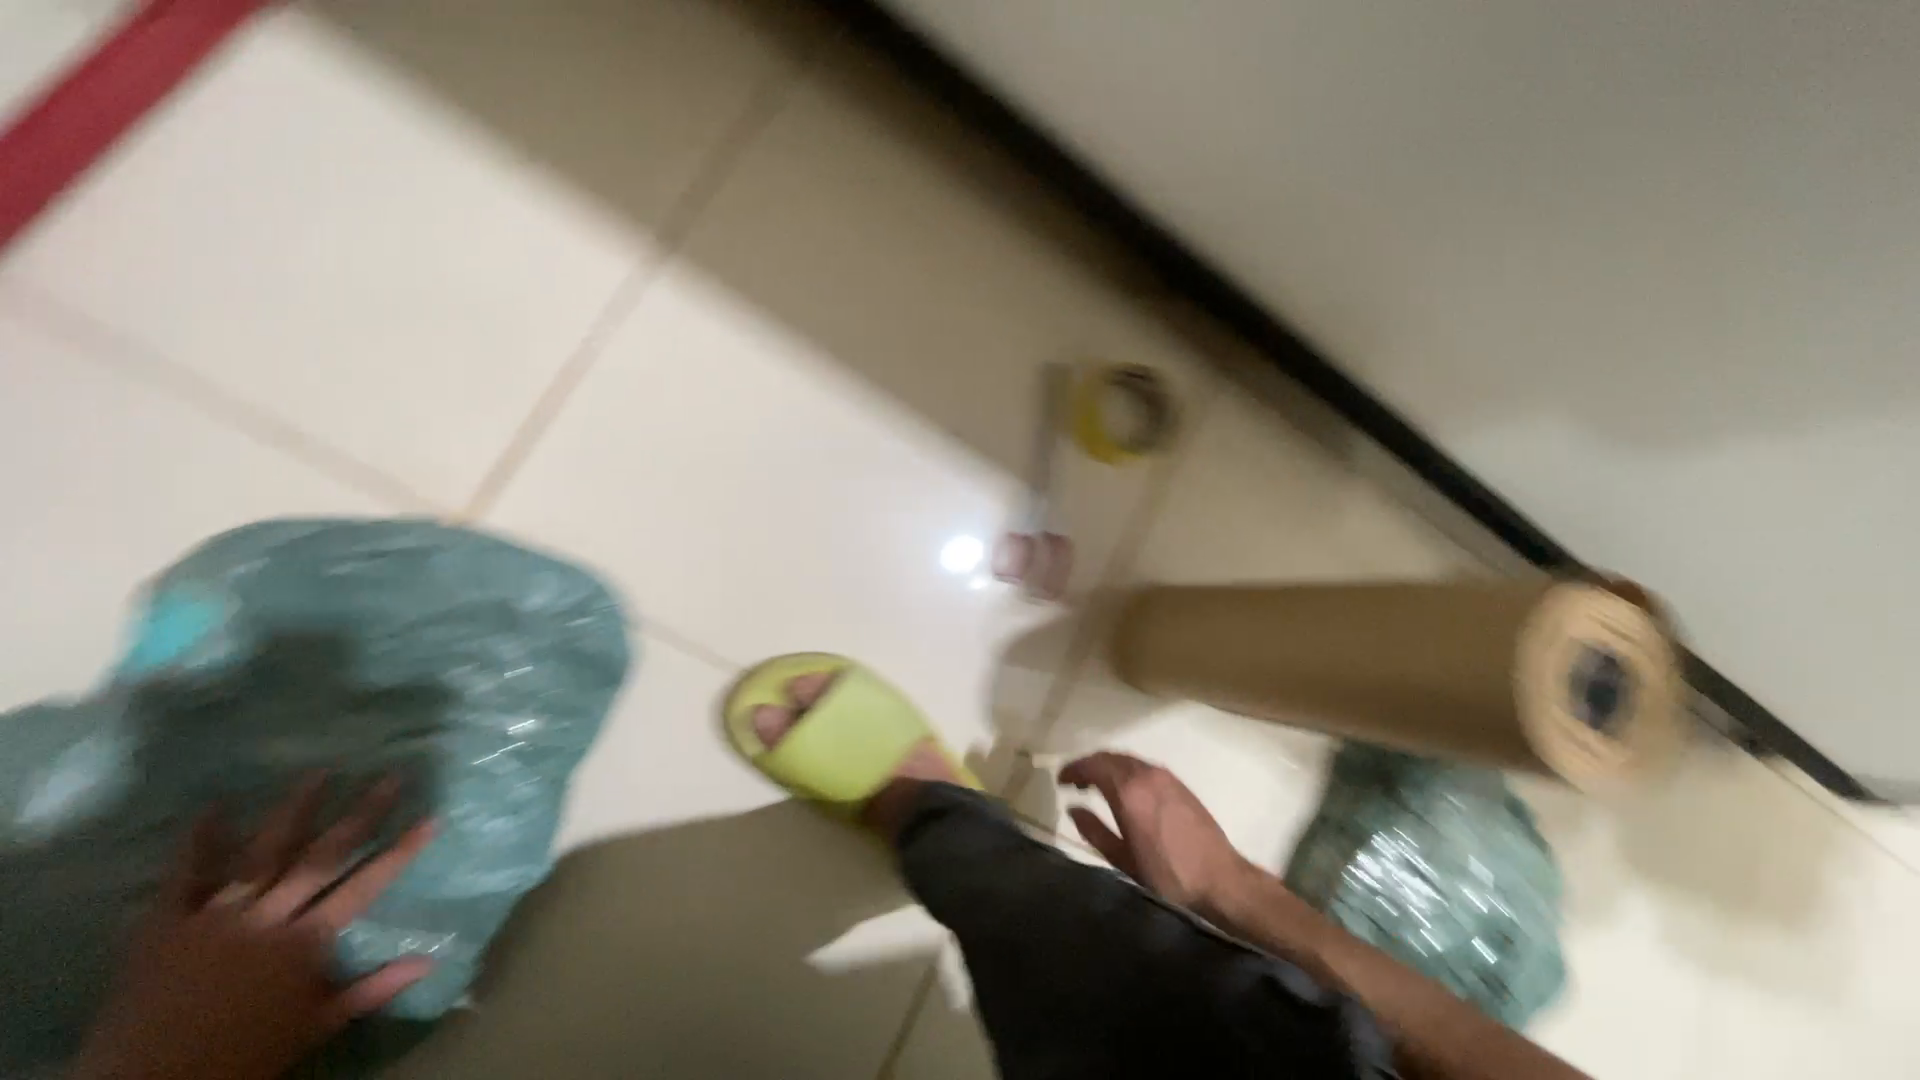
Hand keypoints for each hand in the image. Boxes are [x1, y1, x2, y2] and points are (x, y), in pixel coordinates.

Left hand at [72, 775, 437, 1079]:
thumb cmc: (244, 1056)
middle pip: (321, 857)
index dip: (402, 850)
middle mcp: (267, 918)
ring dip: (292, 811)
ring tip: (318, 772)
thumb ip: (372, 989)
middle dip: (360, 815)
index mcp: (305, 942)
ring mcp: (215, 916)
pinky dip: (198, 841)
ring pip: (262, 853)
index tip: (431, 817)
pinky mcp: (166, 924)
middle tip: (389, 778)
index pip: (366, 885)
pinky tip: (215, 807)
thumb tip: (432, 960)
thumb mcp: (316, 1027)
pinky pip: (183, 877)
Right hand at [1059, 751, 1258, 915]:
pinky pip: (1144, 767)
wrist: (1220, 880)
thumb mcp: (1122, 859)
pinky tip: (1125, 791)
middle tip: (1075, 783)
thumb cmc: (1167, 875)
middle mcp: (1146, 775)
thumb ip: (1094, 830)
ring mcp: (1166, 777)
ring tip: (1096, 786)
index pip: (1093, 765)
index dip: (1073, 769)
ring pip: (1128, 760)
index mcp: (1129, 791)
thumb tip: (1073, 808)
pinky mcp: (1180, 784)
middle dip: (1089, 765)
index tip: (1060, 781)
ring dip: (1109, 766)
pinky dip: (1127, 771)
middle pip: (1110, 757)